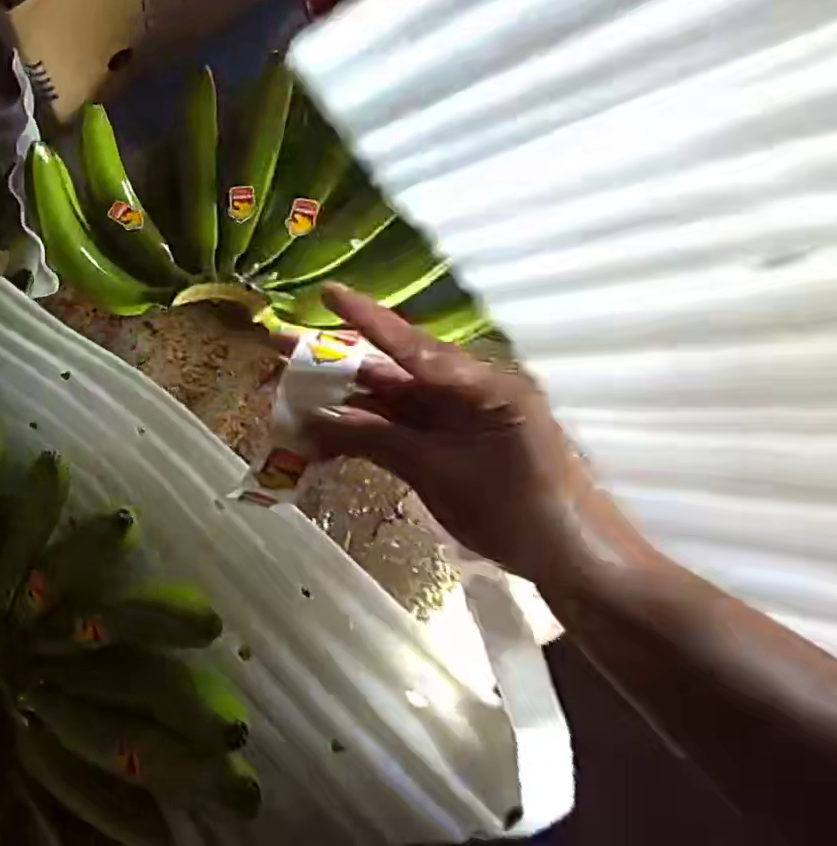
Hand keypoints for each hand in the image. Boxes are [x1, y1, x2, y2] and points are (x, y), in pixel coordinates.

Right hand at [279, 284, 599, 581]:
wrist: (574, 561)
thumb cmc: (519, 507)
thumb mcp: (439, 471)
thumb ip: (373, 439)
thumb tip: (311, 420)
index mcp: (478, 388)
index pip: (410, 345)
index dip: (365, 318)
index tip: (326, 291)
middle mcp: (460, 394)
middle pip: (384, 368)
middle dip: (331, 359)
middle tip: (279, 344)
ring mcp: (448, 420)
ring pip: (378, 399)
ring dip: (334, 399)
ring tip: (285, 390)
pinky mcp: (439, 445)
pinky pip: (384, 429)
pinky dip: (350, 431)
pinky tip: (314, 436)